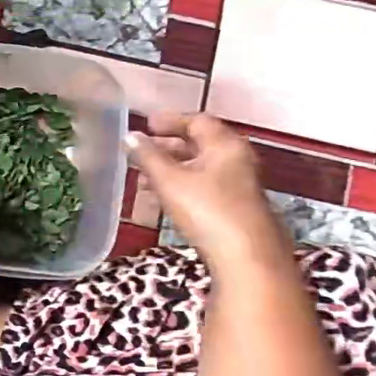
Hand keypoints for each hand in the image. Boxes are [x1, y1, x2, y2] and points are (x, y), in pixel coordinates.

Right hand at [127, 113, 288, 265]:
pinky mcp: (234, 204)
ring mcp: (237, 183)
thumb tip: (130, 136)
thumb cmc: (206, 209)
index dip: (170, 120)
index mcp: (225, 145)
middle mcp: (236, 159)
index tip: (146, 124)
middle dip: (167, 145)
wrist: (245, 256)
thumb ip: (147, 156)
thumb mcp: (169, 180)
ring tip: (142, 175)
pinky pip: (203, 183)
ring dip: (171, 166)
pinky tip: (160, 195)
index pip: (197, 120)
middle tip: (140, 149)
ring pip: (199, 165)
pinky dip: (180, 182)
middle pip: (199, 142)